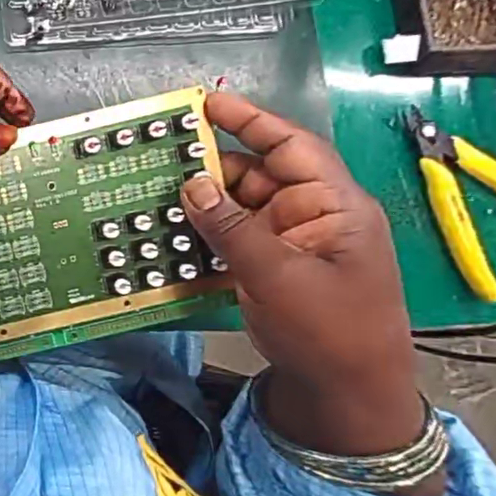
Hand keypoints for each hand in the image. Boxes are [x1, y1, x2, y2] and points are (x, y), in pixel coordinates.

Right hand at [180, 93, 427, 463]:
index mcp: (332, 205)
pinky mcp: (263, 265)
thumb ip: (232, 228)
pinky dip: (199, 232)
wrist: (342, 390)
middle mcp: (307, 214)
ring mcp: (284, 241)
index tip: (207, 104)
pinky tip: (168, 229)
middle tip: (159, 157)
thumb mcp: (279, 276)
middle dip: (209, 166)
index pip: (290, 147)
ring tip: (152, 192)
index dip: (251, 121)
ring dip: (197, 202)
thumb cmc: (331, 330)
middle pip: (254, 174)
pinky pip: (226, 236)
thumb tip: (192, 186)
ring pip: (234, 206)